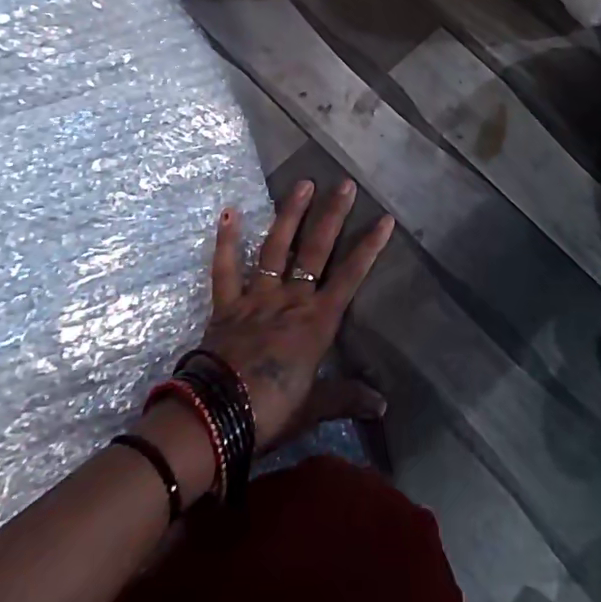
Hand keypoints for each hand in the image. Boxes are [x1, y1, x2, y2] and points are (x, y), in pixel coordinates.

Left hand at [203, 179, 395, 450]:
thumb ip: (347, 398)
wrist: (216, 417)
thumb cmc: (271, 412)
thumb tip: (382, 406)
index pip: (351, 276)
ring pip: (276, 248)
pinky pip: (225, 268)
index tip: (384, 218)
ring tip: (302, 184)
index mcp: (317, 322)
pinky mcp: (226, 304)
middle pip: (315, 250)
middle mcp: (290, 300)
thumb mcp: (314, 408)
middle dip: (332, 216)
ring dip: (289, 215)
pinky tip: (229, 212)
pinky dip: (226, 241)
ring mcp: (256, 297)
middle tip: (344, 184)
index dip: (369, 247)